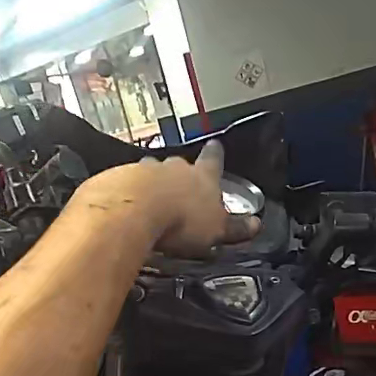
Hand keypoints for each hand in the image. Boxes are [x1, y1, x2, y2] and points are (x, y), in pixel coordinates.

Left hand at [76, 140, 260, 257]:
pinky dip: (128, 193)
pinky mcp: (117, 180)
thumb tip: (257, 225)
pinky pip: (125, 183)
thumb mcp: (217, 230)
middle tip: (180, 185)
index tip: (216, 145)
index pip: (214, 161)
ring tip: (151, 198)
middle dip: (180, 173)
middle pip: (180, 165)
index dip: (216, 155)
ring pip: (151, 172)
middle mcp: (174, 167)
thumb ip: (236, 227)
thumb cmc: (182, 220)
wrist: (133, 212)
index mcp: (202, 176)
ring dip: (152, 182)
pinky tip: (127, 208)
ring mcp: (143, 170)